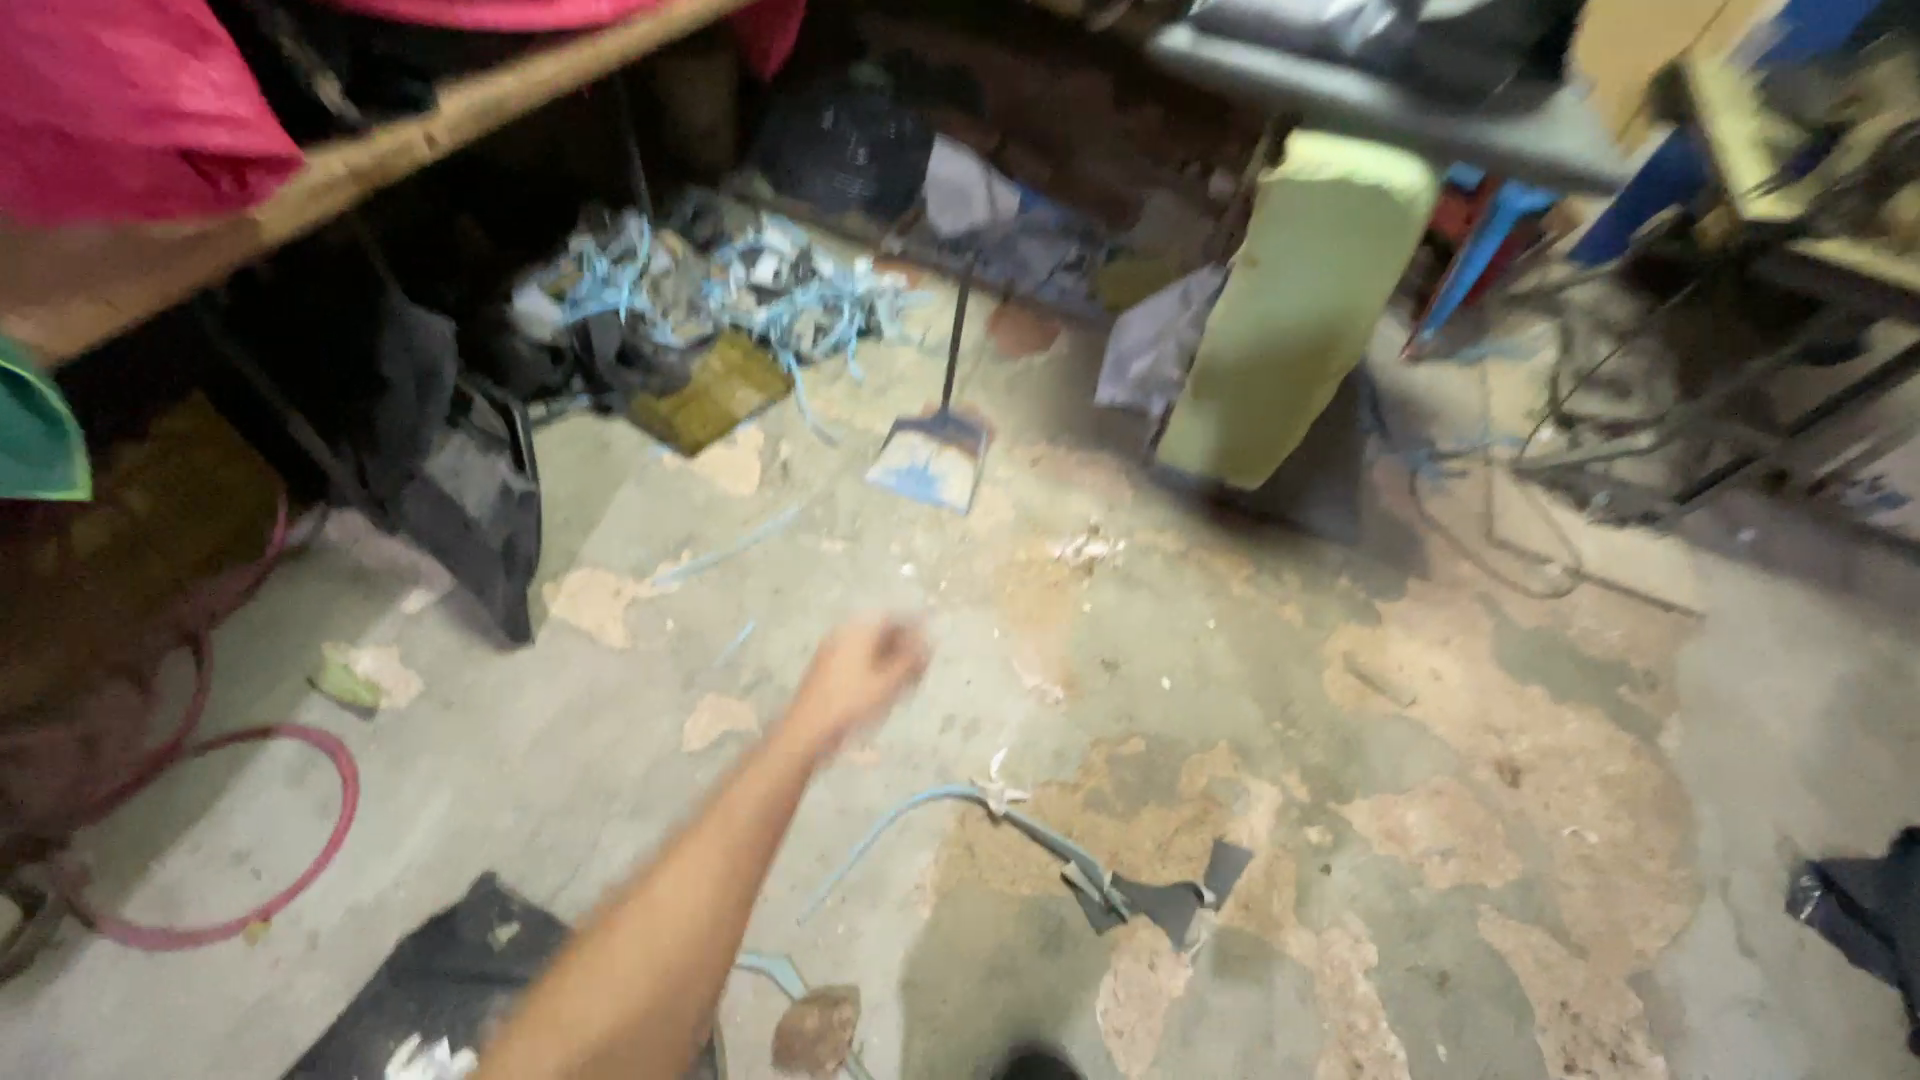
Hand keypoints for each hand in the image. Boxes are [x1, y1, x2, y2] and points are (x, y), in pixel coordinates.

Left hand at [782, 616, 930, 757]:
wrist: (808, 730)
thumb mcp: (889, 682)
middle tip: (920, 670)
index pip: (893, 618)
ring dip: (890, 662)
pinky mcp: (826, 670)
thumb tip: (928, 643)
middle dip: (903, 649)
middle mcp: (844, 634)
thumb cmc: (852, 703)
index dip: (915, 630)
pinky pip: (857, 662)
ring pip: (869, 650)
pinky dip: (874, 671)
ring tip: (905, 685)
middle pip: (881, 633)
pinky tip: (883, 692)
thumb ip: (911, 659)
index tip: (928, 648)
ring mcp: (832, 652)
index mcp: (858, 630)